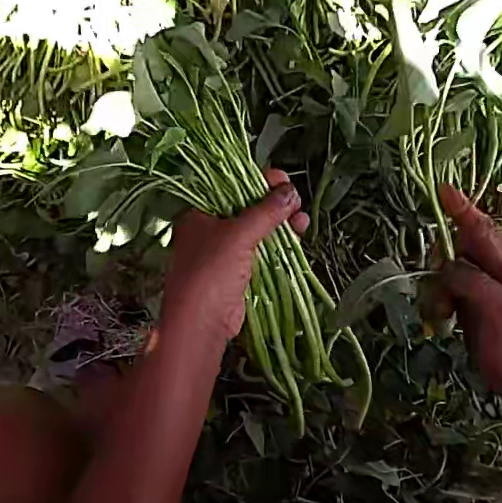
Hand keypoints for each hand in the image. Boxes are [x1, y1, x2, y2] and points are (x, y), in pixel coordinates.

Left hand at [161, 168, 307, 347]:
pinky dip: (278, 246)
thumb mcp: (238, 235)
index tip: (283, 180)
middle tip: (296, 202)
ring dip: (281, 225)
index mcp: (200, 214)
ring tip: (302, 222)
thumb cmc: (210, 272)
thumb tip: (290, 191)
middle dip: (275, 205)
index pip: (232, 187)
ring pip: (258, 232)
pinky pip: (262, 253)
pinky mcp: (238, 274)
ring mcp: (224, 254)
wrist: (200, 322)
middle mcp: (210, 231)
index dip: (258, 182)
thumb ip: (266, 212)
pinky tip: (296, 239)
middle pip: (248, 209)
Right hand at [434, 185, 501, 413]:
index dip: (463, 210)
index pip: (485, 233)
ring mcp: (490, 296)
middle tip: (439, 297)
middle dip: (443, 267)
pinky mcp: (477, 314)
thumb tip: (447, 265)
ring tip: (441, 316)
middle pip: (463, 253)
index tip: (442, 189)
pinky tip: (441, 322)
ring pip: (452, 277)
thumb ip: (474, 284)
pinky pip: (452, 297)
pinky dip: (440, 305)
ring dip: (439, 291)